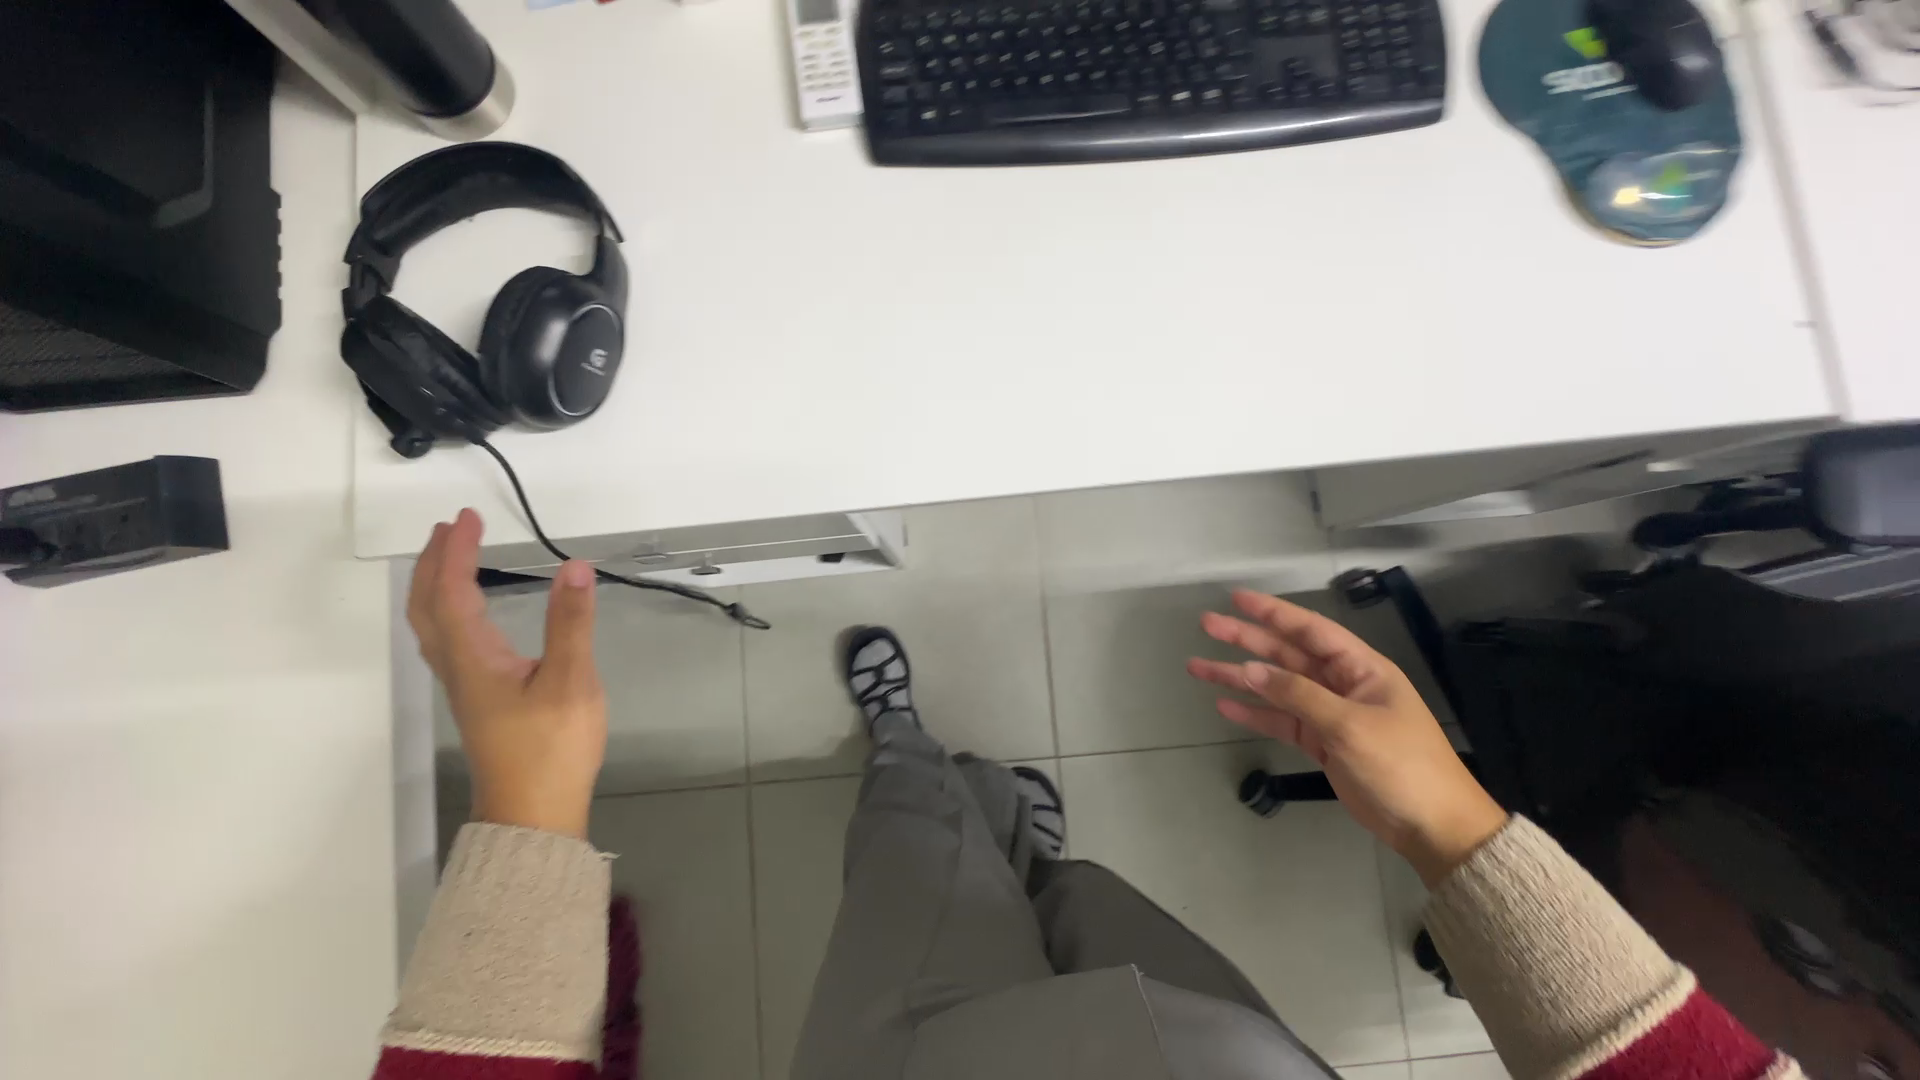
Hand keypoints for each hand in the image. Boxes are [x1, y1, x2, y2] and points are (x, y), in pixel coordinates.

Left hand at [408, 508, 606, 839]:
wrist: (534, 812)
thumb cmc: (552, 747)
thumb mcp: (571, 682)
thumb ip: (572, 623)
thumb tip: (574, 567)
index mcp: (474, 658)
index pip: (452, 592)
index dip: (456, 552)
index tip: (467, 516)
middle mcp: (458, 668)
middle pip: (427, 607)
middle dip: (434, 563)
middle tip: (450, 528)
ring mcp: (465, 686)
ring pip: (433, 626)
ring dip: (436, 585)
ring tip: (453, 558)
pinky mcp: (478, 698)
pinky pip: (448, 640)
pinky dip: (450, 609)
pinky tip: (473, 613)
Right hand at [1188, 589, 1507, 885]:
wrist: (1432, 826)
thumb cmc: (1401, 765)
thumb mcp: (1350, 725)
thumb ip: (1297, 695)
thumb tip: (1250, 670)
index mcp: (1361, 668)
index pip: (1310, 630)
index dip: (1273, 612)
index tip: (1236, 599)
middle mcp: (1342, 684)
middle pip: (1286, 654)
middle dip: (1246, 639)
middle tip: (1207, 625)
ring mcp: (1330, 714)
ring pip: (1276, 687)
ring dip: (1239, 677)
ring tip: (1198, 667)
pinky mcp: (1321, 743)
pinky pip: (1280, 720)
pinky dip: (1253, 713)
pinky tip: (1225, 705)